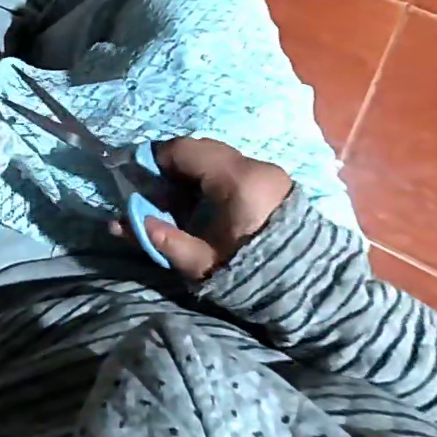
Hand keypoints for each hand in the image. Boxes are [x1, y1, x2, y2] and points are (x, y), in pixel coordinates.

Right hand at [138, 137, 291, 279]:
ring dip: (192, 171)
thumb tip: (127, 222)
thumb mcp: (203, 263)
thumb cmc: (252, 275)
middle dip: (172, 166)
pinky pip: (233, 166)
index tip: (139, 180)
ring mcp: (267, 170)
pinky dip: (212, 177)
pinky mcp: (274, 181)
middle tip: (155, 192)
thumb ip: (164, 240)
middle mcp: (253, 165)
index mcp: (235, 180)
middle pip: (200, 148)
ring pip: (216, 156)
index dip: (155, 160)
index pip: (184, 149)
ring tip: (178, 200)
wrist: (309, 288)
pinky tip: (203, 202)